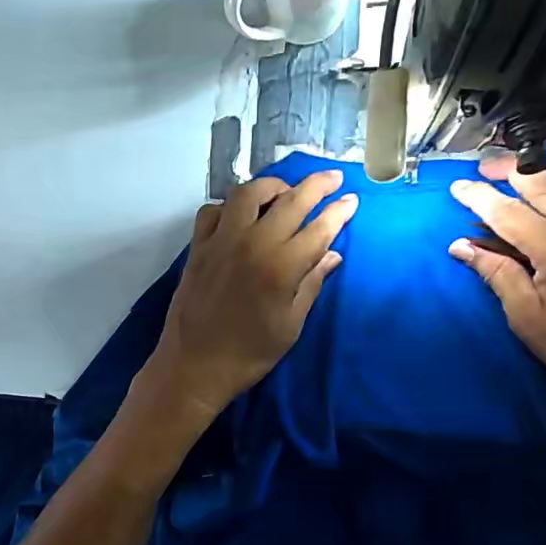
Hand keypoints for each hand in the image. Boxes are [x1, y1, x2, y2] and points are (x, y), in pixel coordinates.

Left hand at [145, 171, 356, 416]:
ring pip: (247, 194)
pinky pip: (212, 211)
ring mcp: (220, 242)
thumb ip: (311, 284)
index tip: (352, 199)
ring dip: (271, 186)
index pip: (318, 228)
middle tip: (332, 178)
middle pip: (289, 201)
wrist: (193, 366)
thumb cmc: (248, 354)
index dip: (339, 212)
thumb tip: (332, 255)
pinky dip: (229, 206)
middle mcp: (251, 244)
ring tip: (285, 191)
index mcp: (281, 267)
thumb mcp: (290, 325)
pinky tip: (240, 214)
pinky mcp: (197, 248)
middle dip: (316, 186)